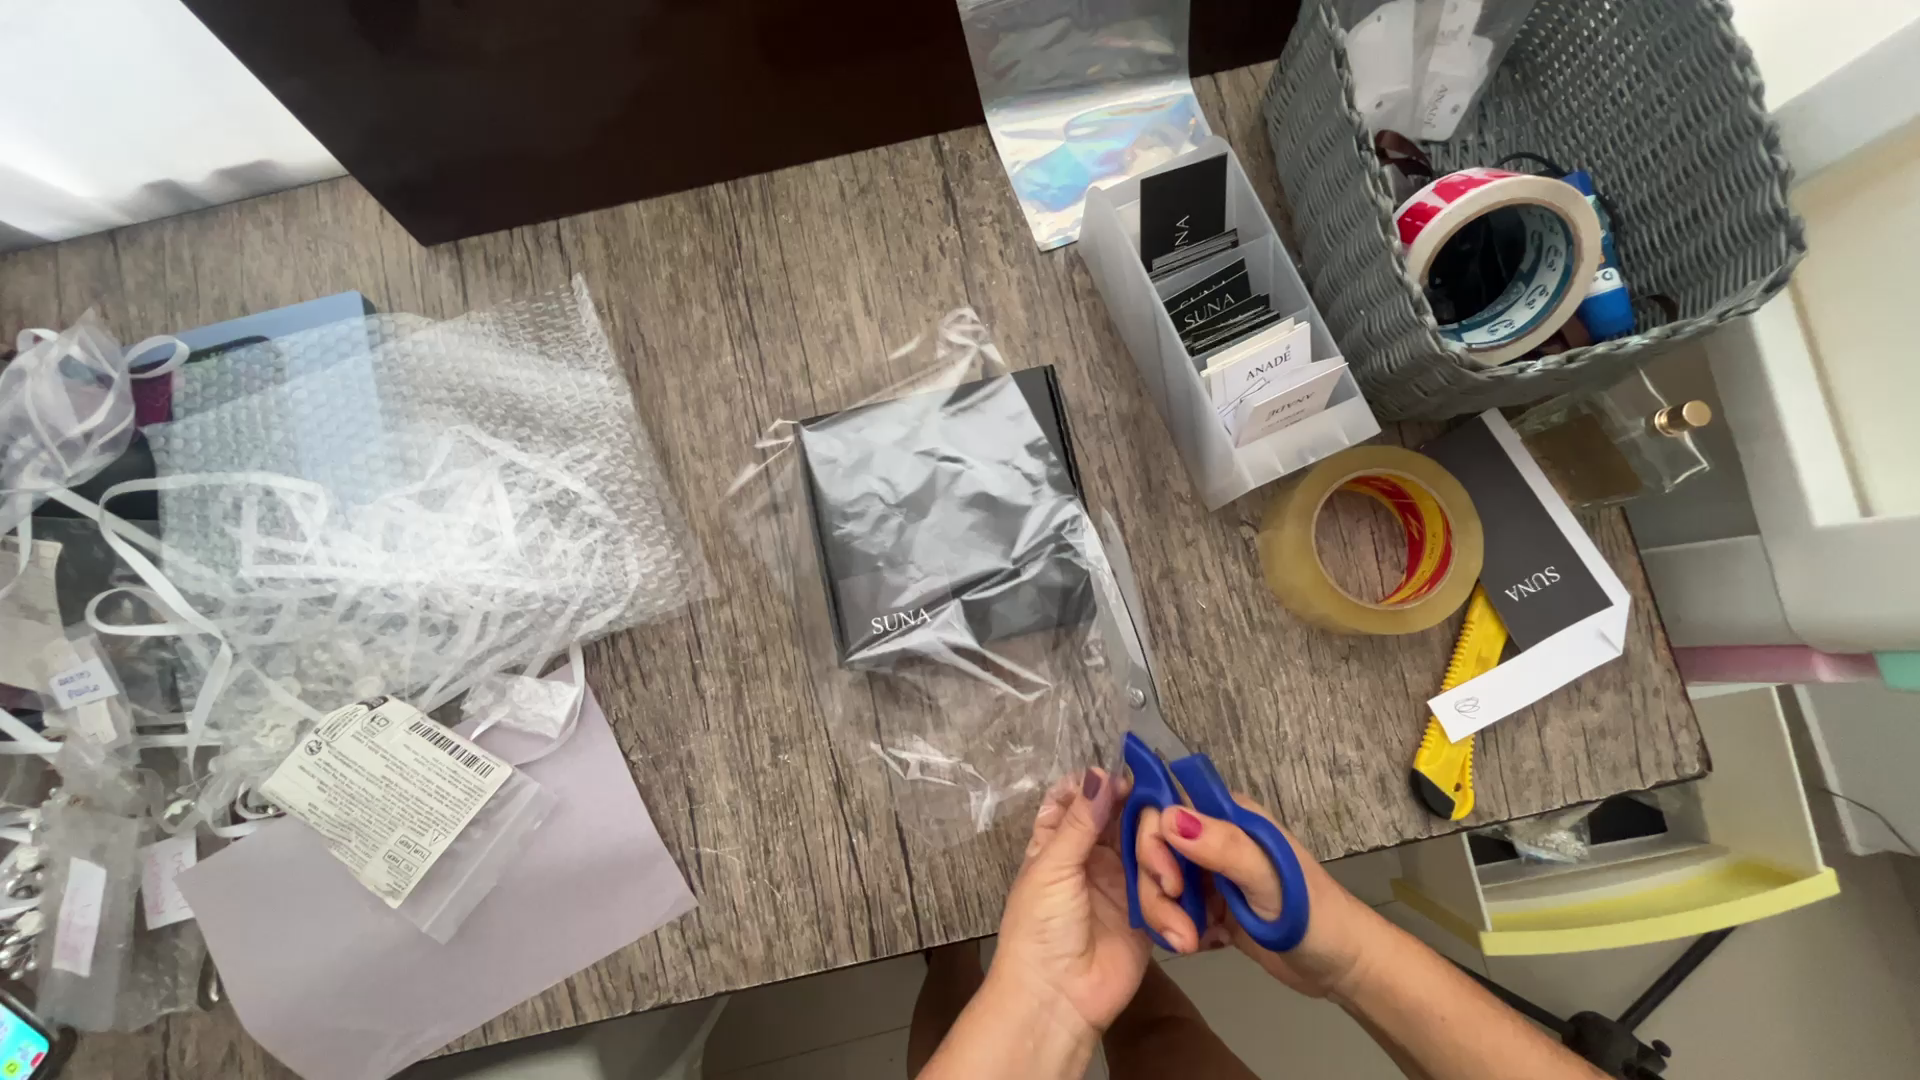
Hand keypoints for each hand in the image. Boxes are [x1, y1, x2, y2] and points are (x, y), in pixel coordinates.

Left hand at [986, 768, 1150, 1039]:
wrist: (1058, 999)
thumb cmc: (1039, 928)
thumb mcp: (1053, 867)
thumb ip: (1080, 821)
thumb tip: (1099, 774)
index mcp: (1058, 839)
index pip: (1079, 797)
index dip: (1099, 785)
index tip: (1122, 782)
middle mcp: (1091, 854)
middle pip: (1121, 817)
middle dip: (1140, 817)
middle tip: (1156, 823)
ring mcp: (1120, 881)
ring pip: (1147, 846)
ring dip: (1157, 855)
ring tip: (1163, 876)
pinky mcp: (1145, 910)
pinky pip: (1165, 885)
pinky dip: (1171, 886)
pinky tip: (1175, 888)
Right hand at [1131, 794, 1384, 998]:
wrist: (1341, 968)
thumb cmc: (1313, 915)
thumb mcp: (1270, 879)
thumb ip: (1223, 847)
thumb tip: (1168, 817)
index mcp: (1224, 816)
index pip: (1163, 807)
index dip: (1152, 840)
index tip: (1169, 881)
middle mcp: (1208, 837)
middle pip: (1153, 848)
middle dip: (1156, 890)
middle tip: (1179, 929)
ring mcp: (1205, 872)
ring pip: (1156, 881)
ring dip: (1164, 915)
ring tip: (1190, 944)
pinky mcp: (1206, 905)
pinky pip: (1170, 909)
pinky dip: (1175, 928)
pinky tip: (1202, 944)